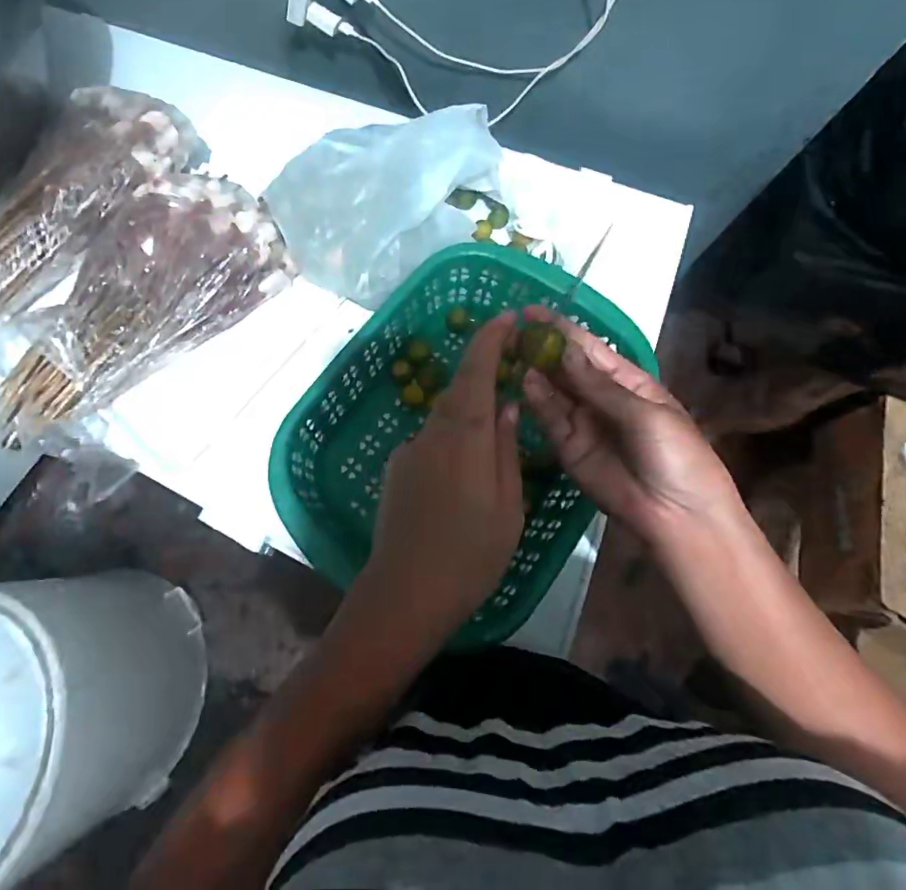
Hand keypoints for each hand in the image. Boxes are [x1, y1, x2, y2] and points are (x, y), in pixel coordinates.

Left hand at [360, 311, 524, 643]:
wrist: (406, 588)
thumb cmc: (470, 552)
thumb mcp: (506, 503)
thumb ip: (503, 448)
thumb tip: (504, 404)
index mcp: (460, 437)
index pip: (474, 375)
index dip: (488, 343)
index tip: (505, 318)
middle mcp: (427, 435)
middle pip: (456, 394)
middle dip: (480, 373)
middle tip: (511, 365)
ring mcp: (406, 452)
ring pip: (442, 420)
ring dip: (467, 412)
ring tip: (497, 426)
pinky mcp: (395, 471)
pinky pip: (430, 443)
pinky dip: (451, 440)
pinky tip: (465, 469)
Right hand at [519, 306, 745, 548]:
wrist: (676, 516)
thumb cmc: (676, 457)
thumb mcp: (644, 414)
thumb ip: (598, 385)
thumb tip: (562, 351)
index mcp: (628, 382)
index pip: (588, 348)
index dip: (560, 329)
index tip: (530, 312)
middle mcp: (599, 397)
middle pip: (563, 366)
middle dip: (539, 347)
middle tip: (508, 332)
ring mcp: (580, 421)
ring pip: (550, 389)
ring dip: (531, 370)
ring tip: (506, 352)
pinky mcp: (565, 445)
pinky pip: (546, 417)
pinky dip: (533, 399)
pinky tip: (521, 382)